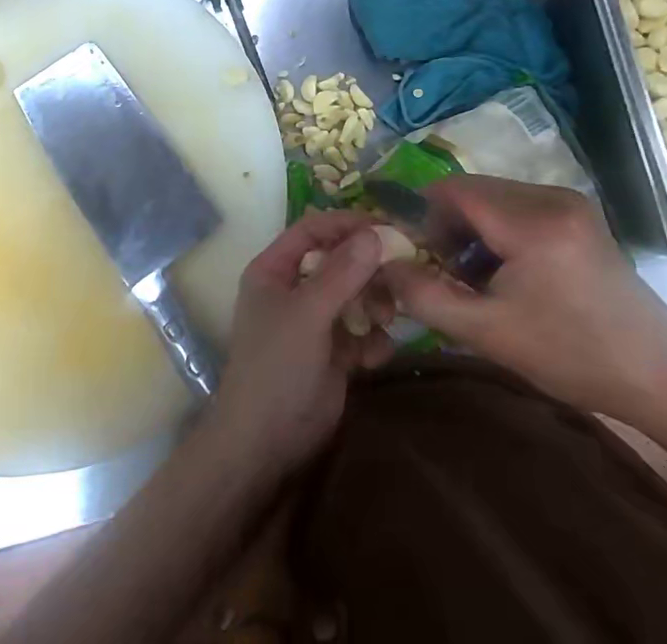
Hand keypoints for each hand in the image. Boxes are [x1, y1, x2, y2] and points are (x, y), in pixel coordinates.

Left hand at [207, 211, 394, 472]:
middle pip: (340, 261)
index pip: (313, 230)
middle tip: (401, 276)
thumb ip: (342, 273)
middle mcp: (294, 289)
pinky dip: (373, 341)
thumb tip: (376, 234)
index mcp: (274, 270)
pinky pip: (362, 331)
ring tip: (382, 323)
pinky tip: (373, 358)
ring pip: (357, 295)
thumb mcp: (308, 314)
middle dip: (369, 270)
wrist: (266, 442)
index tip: (387, 227)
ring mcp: (315, 321)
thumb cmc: (277, 366)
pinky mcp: (334, 352)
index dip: (347, 224)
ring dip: (375, 306)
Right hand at [378, 176, 666, 423]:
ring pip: (495, 197)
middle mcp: (552, 197)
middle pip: (473, 190)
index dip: (422, 215)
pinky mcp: (580, 216)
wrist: (658, 373)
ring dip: (472, 227)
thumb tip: (384, 265)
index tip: (416, 254)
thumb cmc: (570, 354)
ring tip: (474, 276)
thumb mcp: (486, 332)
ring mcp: (571, 203)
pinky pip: (519, 206)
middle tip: (444, 270)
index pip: (453, 190)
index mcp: (531, 222)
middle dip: (447, 224)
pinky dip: (498, 229)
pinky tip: (505, 270)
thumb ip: (425, 295)